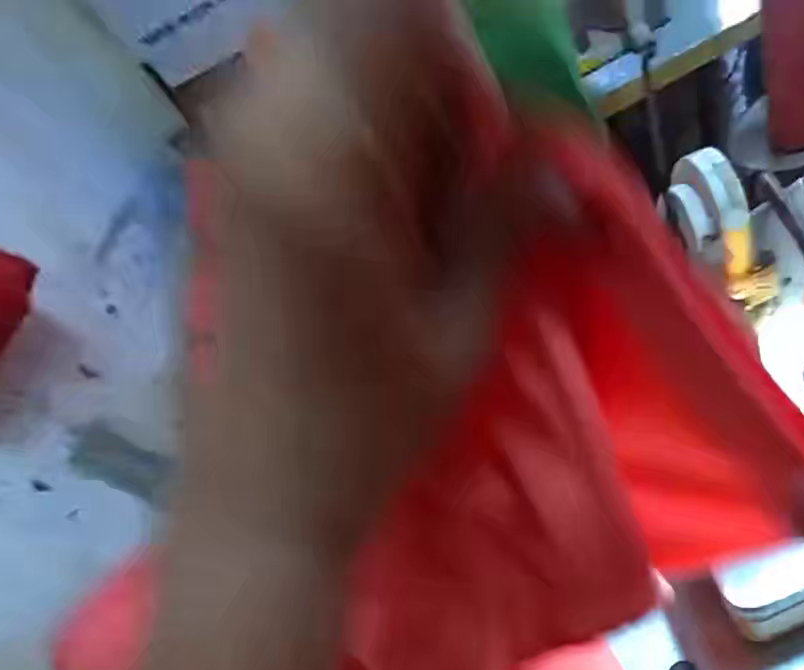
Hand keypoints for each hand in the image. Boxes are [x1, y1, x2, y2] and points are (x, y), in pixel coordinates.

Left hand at [183, 0, 541, 545]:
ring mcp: (241, 145)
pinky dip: (380, 146)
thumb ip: (507, 225)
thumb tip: (563, 165)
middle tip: (487, 185)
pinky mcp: (241, 179)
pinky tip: (403, 224)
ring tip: (446, 215)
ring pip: (348, 69)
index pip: (407, 15)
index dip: (477, 57)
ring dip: (415, 123)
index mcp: (326, 152)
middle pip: (373, 30)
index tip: (515, 134)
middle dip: (448, 90)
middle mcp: (265, 117)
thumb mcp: (461, 329)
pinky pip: (321, 113)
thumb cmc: (371, 425)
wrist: (268, 488)